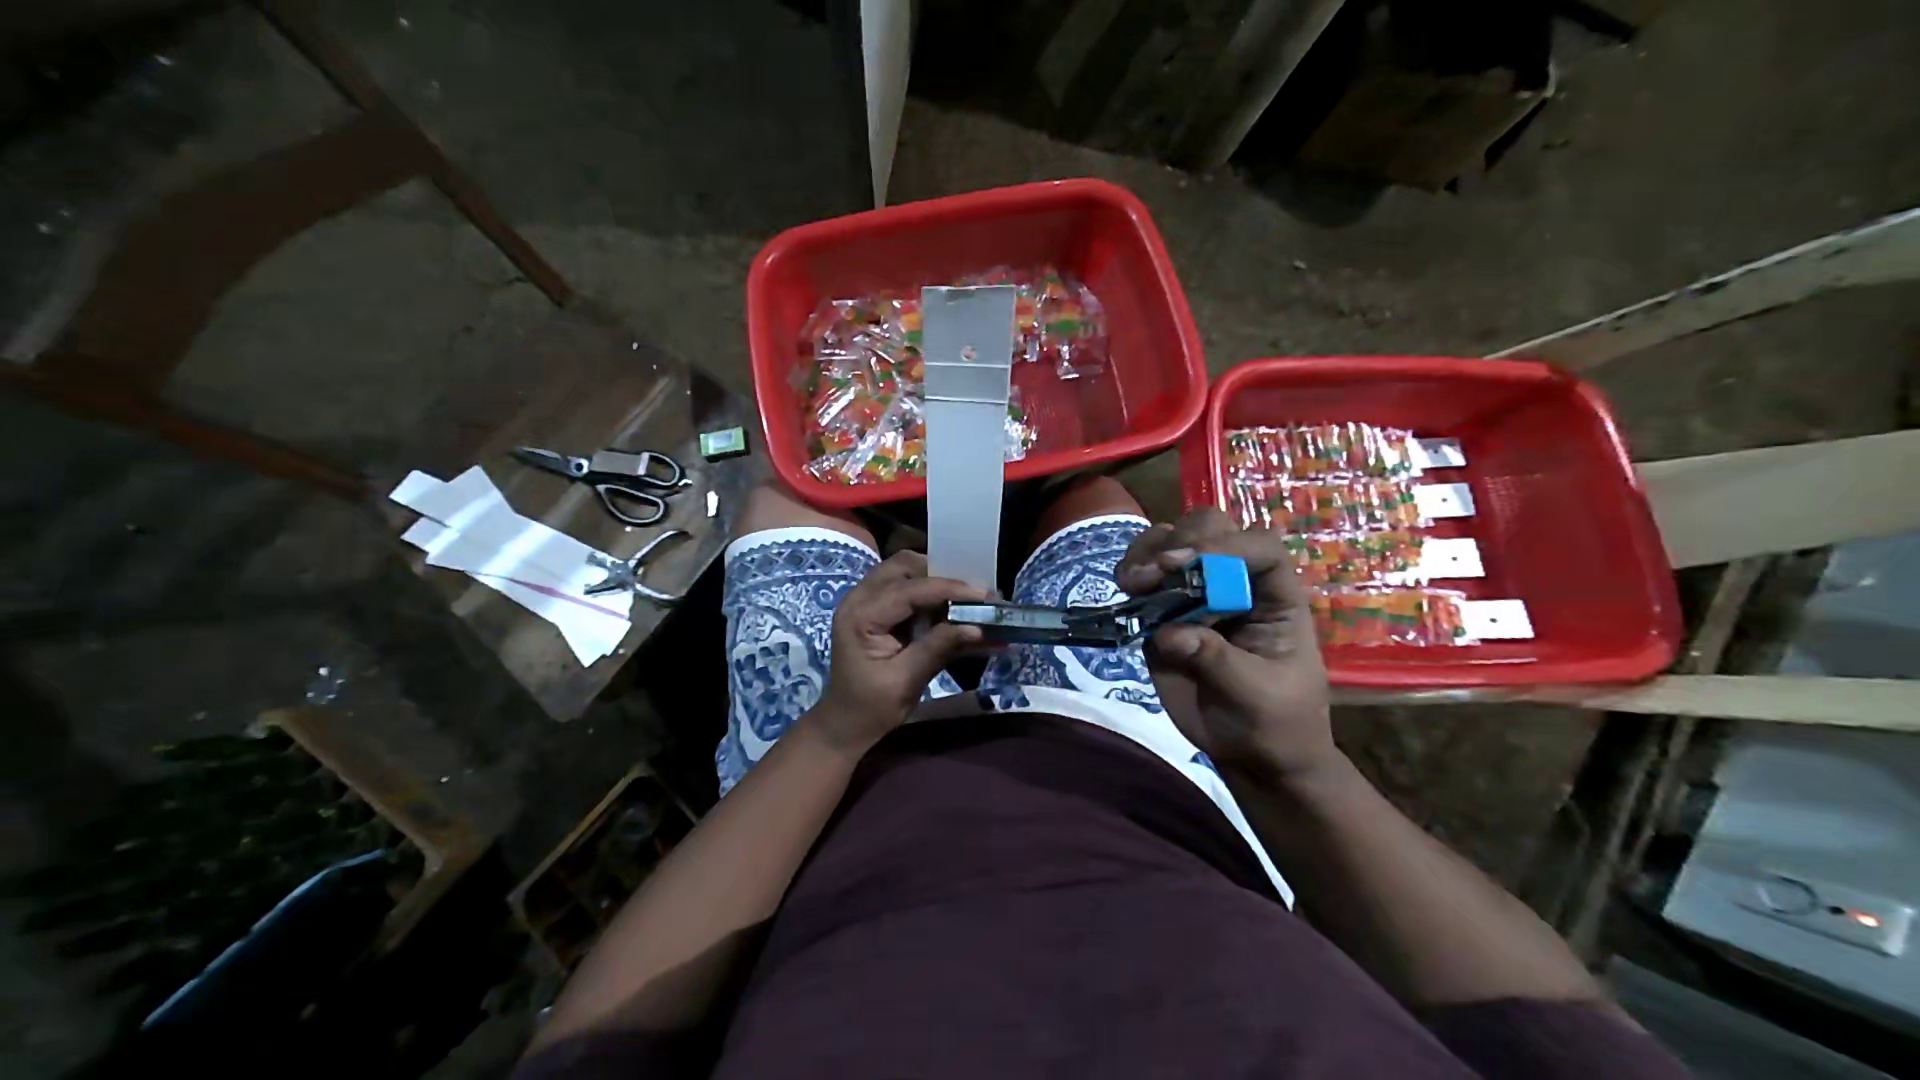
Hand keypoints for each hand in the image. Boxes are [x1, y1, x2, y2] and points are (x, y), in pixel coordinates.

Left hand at [812, 551, 985, 751]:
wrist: (845, 722)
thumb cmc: (871, 707)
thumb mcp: (906, 681)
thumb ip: (938, 648)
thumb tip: (977, 627)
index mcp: (860, 616)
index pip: (909, 590)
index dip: (948, 588)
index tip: (983, 594)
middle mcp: (859, 598)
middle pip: (904, 566)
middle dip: (942, 574)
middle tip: (975, 592)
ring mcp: (865, 600)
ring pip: (906, 571)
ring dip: (937, 581)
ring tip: (967, 598)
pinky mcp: (876, 608)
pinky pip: (905, 587)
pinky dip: (930, 593)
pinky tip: (953, 608)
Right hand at [1117, 509, 1335, 781]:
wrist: (1250, 755)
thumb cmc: (1274, 723)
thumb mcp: (1258, 695)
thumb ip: (1218, 661)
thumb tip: (1169, 634)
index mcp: (1275, 596)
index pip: (1260, 548)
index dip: (1225, 546)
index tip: (1187, 563)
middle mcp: (1236, 582)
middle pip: (1210, 529)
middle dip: (1180, 542)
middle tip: (1156, 574)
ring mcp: (1196, 594)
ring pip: (1172, 542)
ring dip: (1148, 551)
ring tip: (1131, 581)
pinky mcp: (1164, 612)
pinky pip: (1145, 575)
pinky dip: (1131, 571)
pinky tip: (1124, 589)